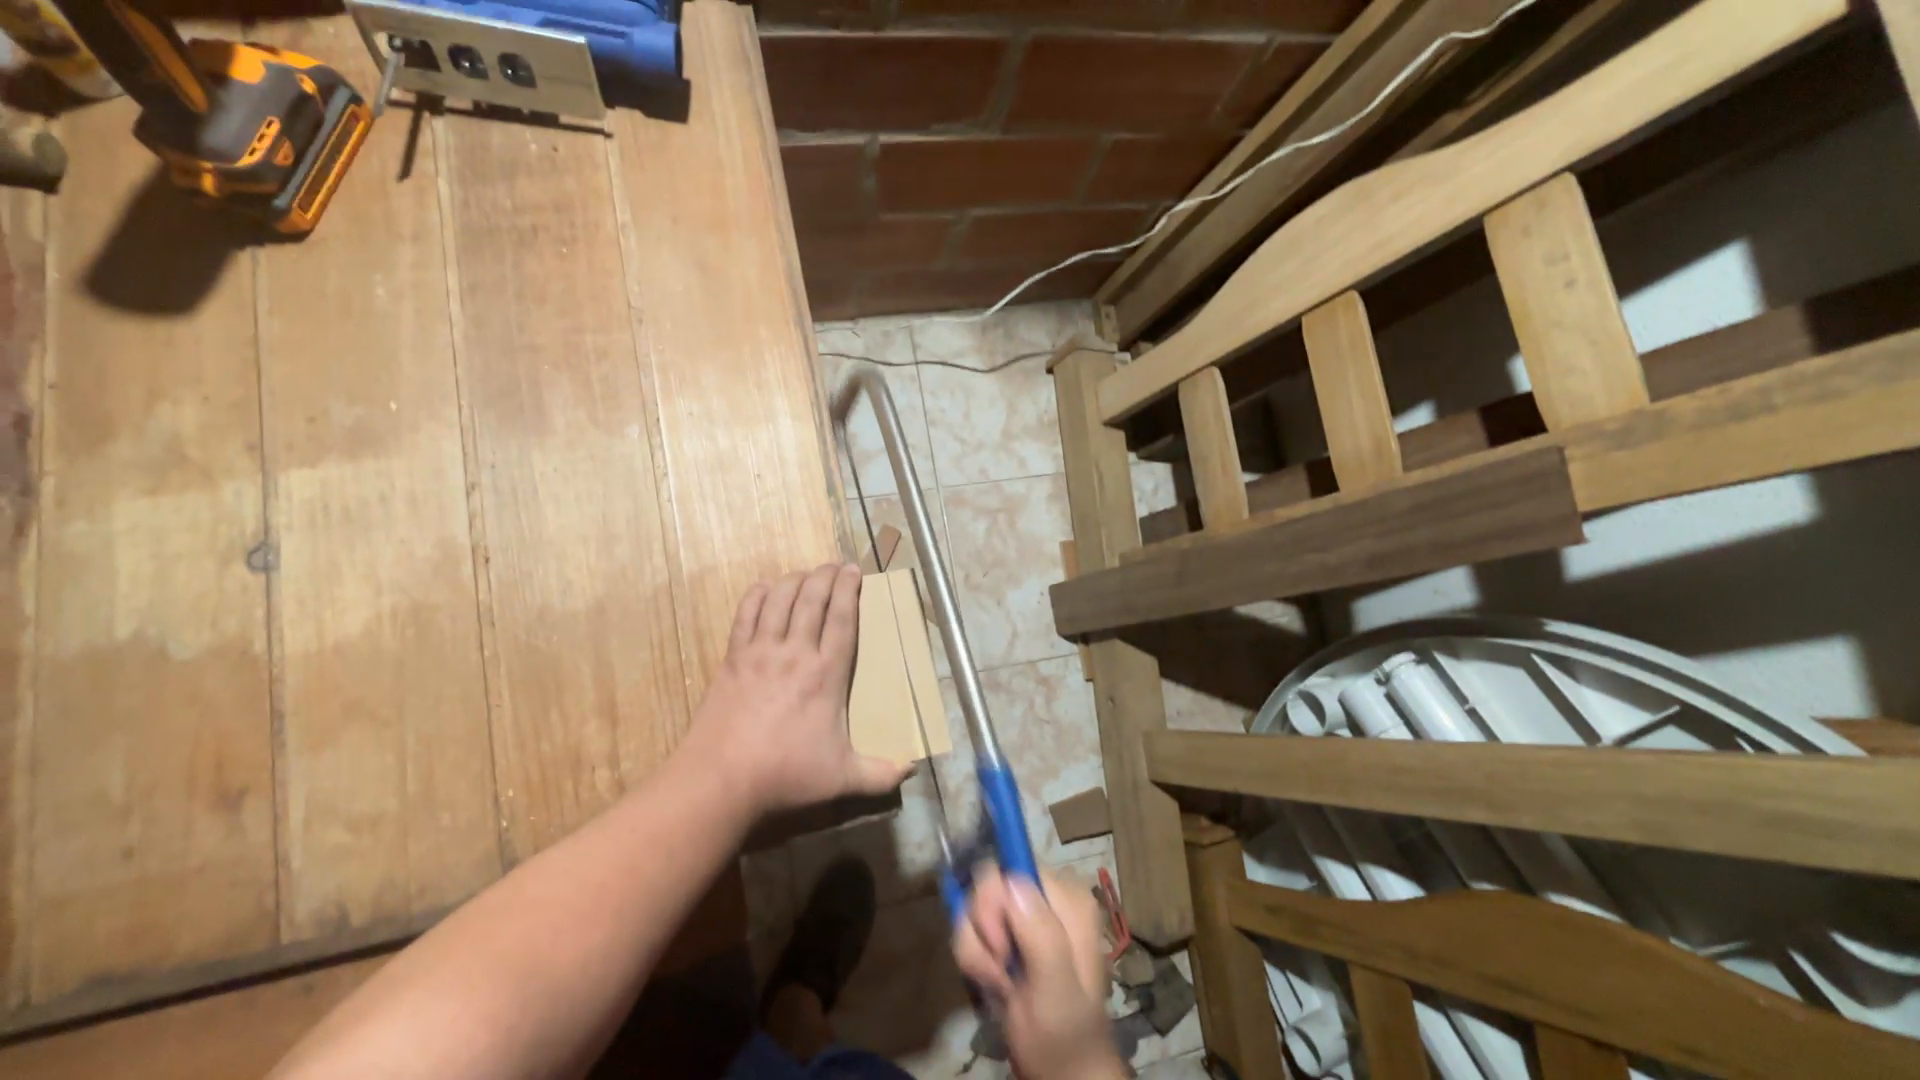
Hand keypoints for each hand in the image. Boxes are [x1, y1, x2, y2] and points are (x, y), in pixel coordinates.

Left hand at [681, 563, 911, 817]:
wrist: (722, 778)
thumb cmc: (786, 775)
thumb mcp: (841, 779)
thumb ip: (879, 774)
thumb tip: (911, 771)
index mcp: (826, 674)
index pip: (842, 620)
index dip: (849, 591)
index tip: (854, 570)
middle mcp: (795, 654)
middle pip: (811, 600)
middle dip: (825, 576)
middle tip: (833, 565)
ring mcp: (760, 653)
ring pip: (779, 600)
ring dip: (794, 580)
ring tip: (804, 574)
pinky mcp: (733, 659)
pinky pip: (746, 615)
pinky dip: (757, 596)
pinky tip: (764, 588)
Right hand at [953, 868, 1125, 1079]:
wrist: (1059, 1071)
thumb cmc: (1064, 1033)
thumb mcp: (1056, 987)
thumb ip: (1040, 935)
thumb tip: (1011, 881)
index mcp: (1069, 900)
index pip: (1014, 869)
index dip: (997, 903)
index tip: (1001, 945)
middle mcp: (1046, 900)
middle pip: (989, 885)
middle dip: (983, 929)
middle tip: (1000, 965)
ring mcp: (1025, 918)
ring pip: (974, 907)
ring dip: (976, 949)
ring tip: (999, 982)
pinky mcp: (1007, 936)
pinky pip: (971, 928)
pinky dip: (973, 958)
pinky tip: (994, 984)